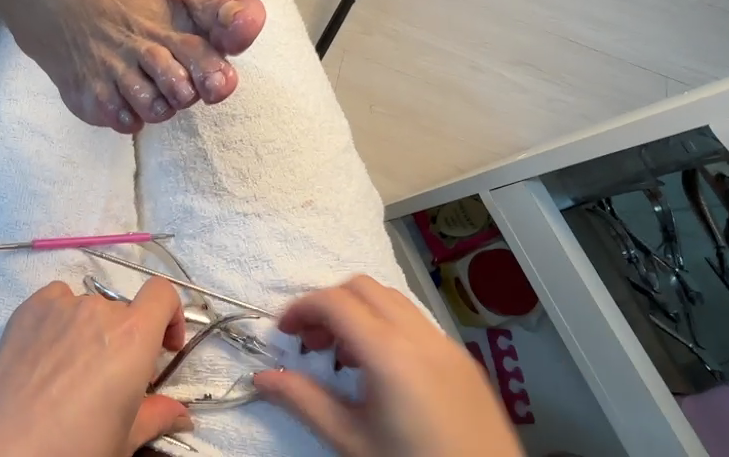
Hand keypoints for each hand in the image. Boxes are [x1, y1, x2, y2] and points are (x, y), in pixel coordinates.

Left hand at [0, 278, 192, 456]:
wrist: (9, 445)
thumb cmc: (76, 447)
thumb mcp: (125, 440)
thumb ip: (155, 416)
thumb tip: (180, 413)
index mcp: (133, 338)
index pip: (162, 295)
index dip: (170, 315)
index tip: (164, 346)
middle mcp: (100, 310)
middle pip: (123, 312)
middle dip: (124, 340)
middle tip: (110, 381)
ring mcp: (62, 304)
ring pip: (88, 308)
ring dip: (90, 332)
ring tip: (70, 371)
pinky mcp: (30, 306)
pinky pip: (57, 301)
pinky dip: (60, 318)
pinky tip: (48, 352)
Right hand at [253, 276, 520, 456]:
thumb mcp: (352, 442)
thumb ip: (304, 402)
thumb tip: (262, 377)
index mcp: (388, 351)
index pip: (333, 301)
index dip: (301, 308)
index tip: (285, 334)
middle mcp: (420, 335)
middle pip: (361, 287)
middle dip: (330, 304)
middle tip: (313, 343)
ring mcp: (448, 345)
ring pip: (392, 299)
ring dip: (360, 312)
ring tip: (346, 357)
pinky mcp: (466, 361)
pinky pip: (419, 322)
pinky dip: (390, 326)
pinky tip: (385, 370)